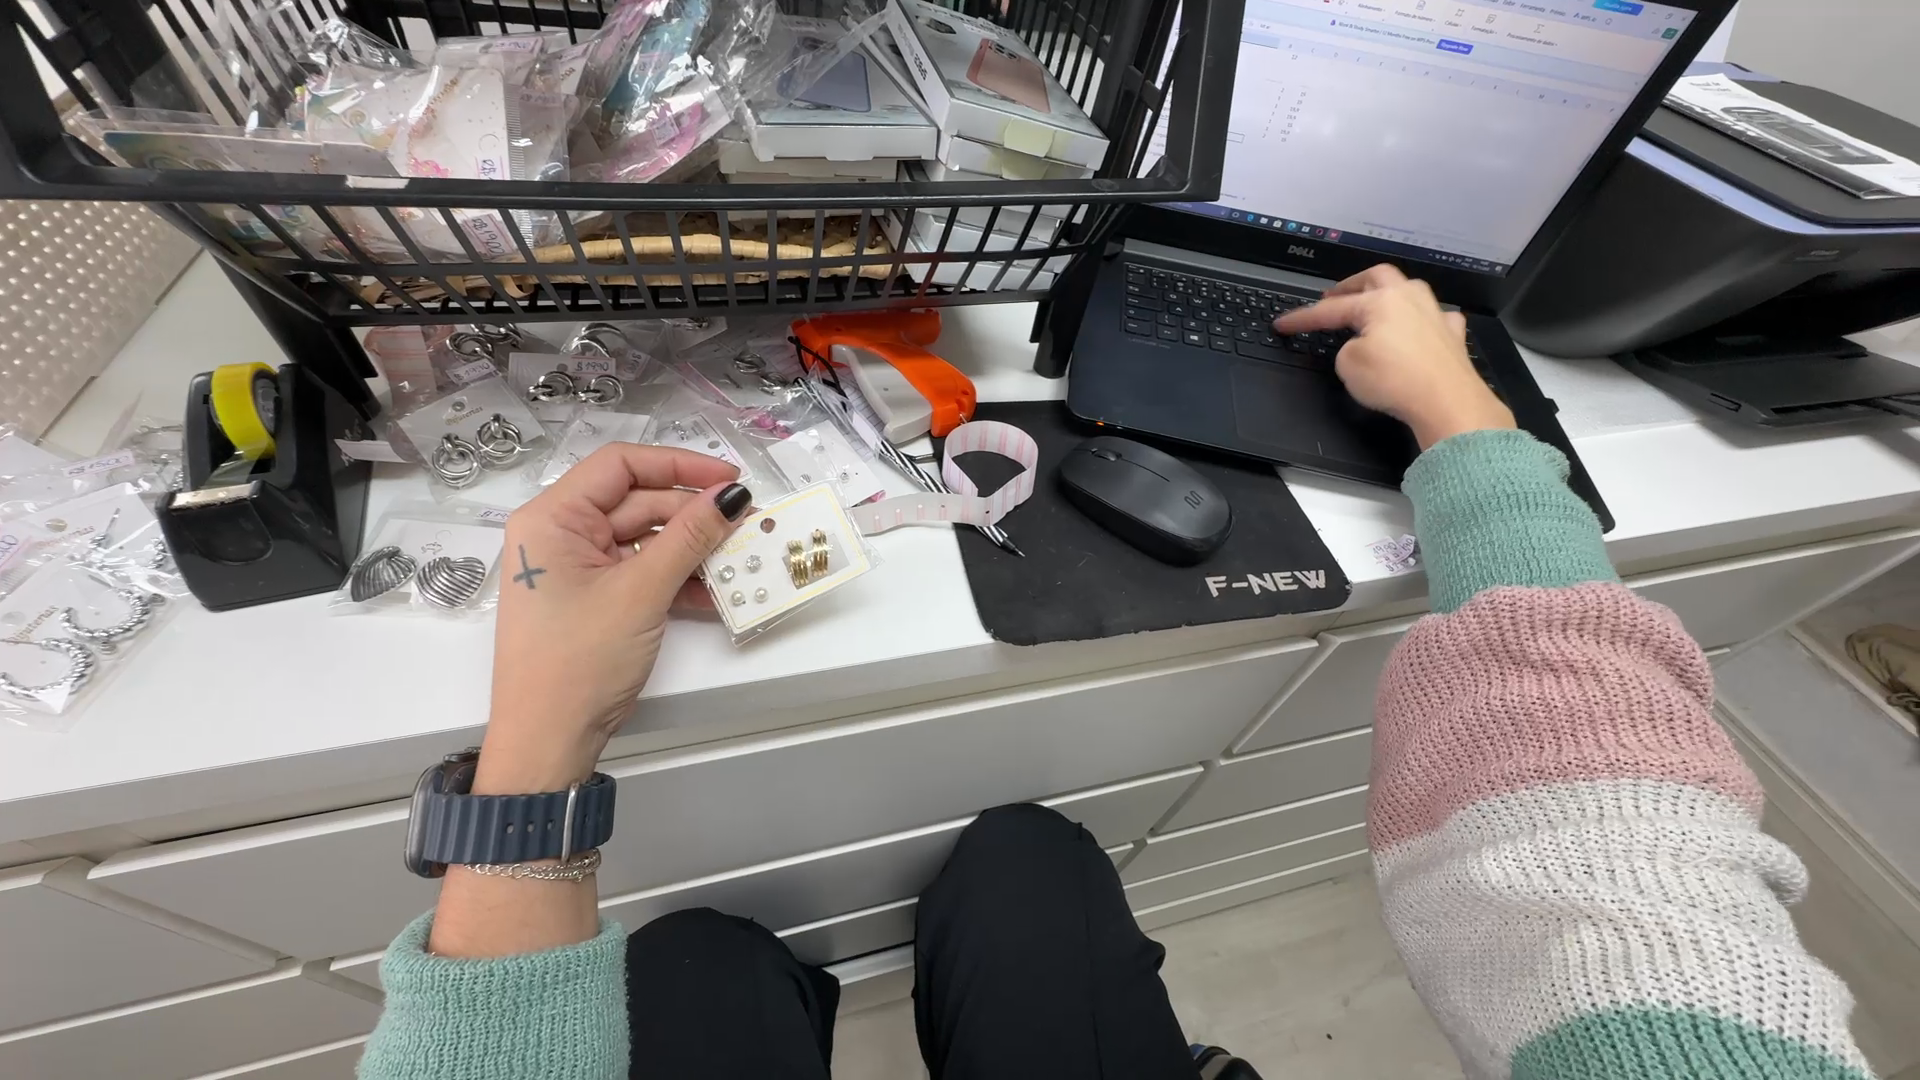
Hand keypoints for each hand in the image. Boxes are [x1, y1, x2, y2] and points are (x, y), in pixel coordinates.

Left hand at [475, 444, 752, 795]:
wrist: (550, 740)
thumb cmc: (580, 660)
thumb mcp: (641, 592)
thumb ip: (690, 537)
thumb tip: (732, 495)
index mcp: (553, 518)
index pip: (621, 466)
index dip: (679, 465)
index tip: (730, 479)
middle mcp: (562, 534)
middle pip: (640, 503)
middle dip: (694, 516)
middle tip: (747, 526)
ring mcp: (580, 568)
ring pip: (648, 540)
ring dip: (692, 550)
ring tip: (738, 560)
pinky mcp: (597, 597)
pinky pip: (644, 572)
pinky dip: (678, 579)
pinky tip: (715, 593)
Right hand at [1276, 264, 1514, 449]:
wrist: (1445, 401)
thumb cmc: (1396, 380)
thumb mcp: (1347, 364)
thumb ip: (1345, 348)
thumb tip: (1357, 346)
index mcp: (1380, 301)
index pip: (1330, 309)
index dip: (1302, 318)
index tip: (1283, 323)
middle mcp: (1410, 299)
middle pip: (1376, 277)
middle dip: (1351, 284)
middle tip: (1333, 295)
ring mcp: (1435, 314)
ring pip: (1408, 289)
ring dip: (1386, 293)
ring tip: (1372, 305)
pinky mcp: (1451, 335)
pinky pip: (1434, 316)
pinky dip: (1420, 318)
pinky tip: (1415, 327)